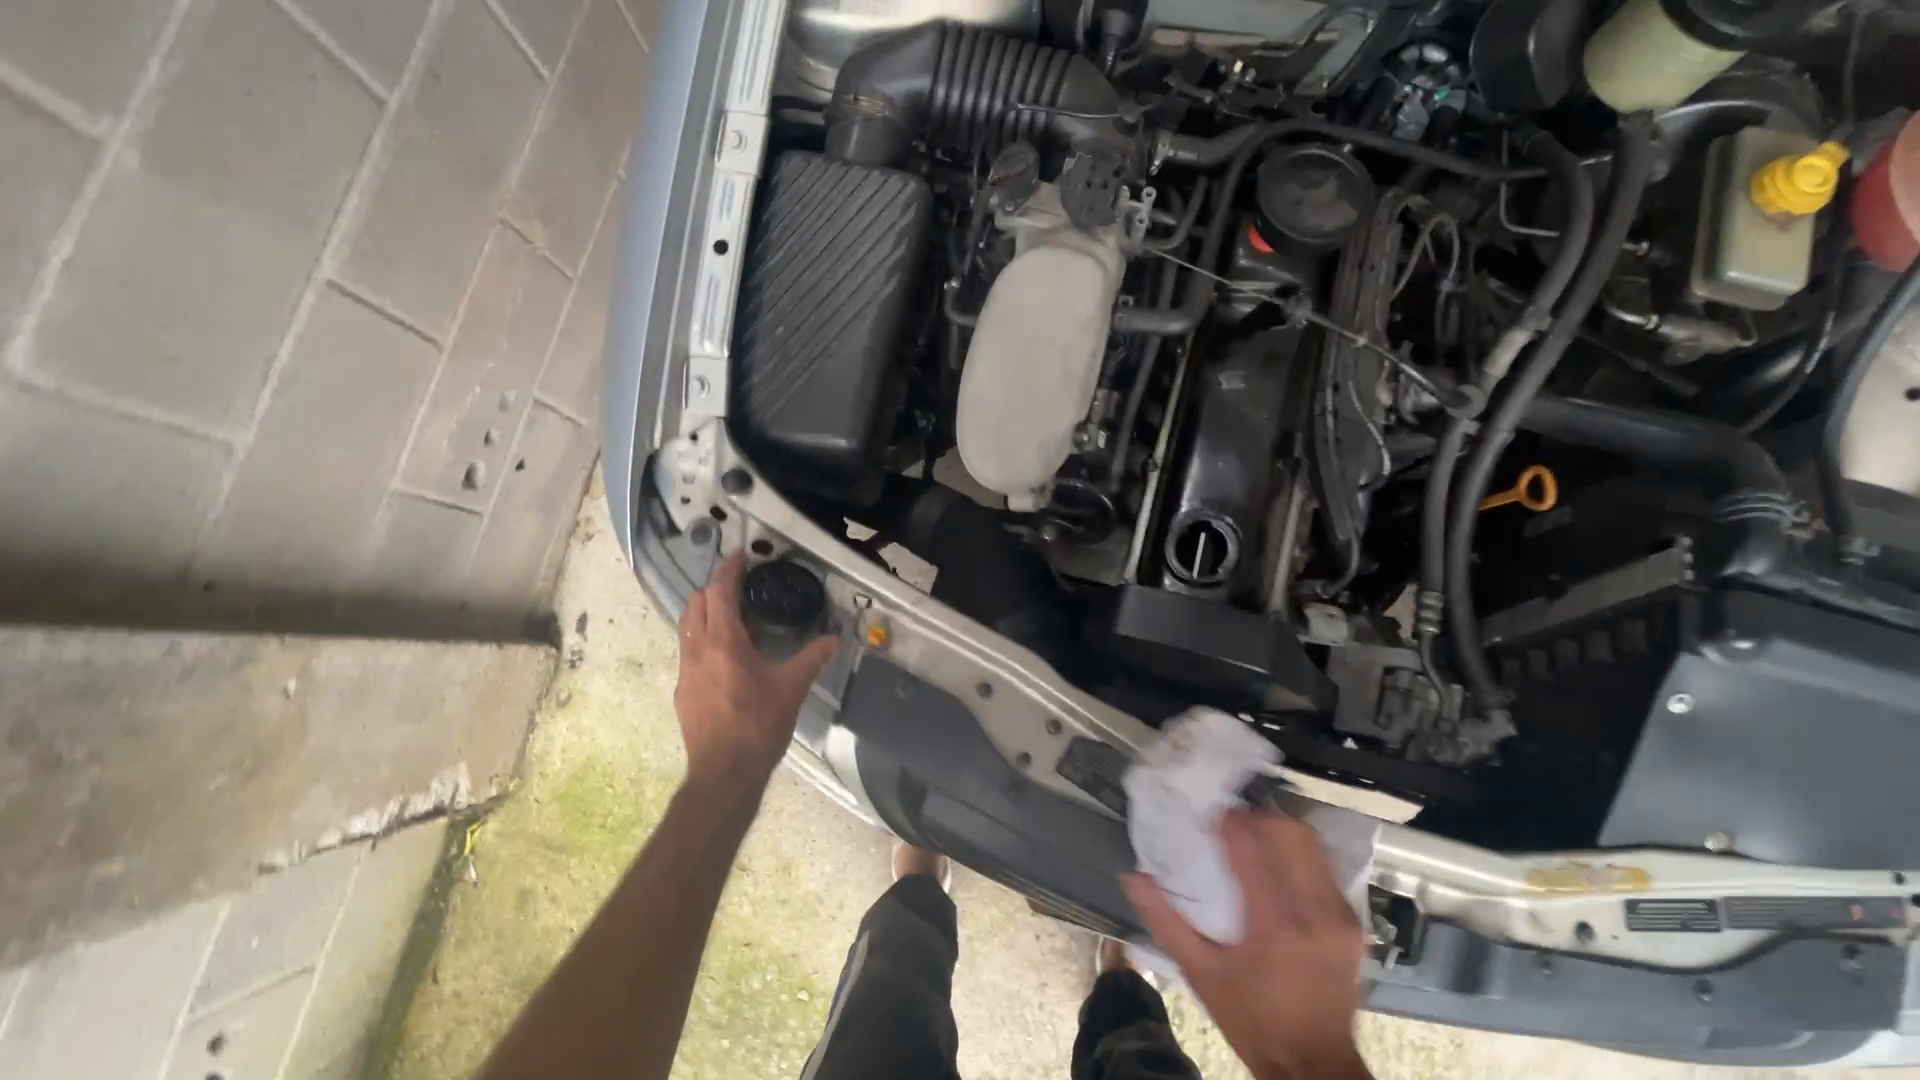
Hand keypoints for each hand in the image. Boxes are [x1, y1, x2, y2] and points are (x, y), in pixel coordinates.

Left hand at [673, 552, 837, 789]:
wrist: (723, 774)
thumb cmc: (758, 725)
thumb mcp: (792, 688)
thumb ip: (813, 658)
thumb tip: (835, 639)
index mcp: (723, 642)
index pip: (719, 592)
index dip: (729, 570)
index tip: (740, 556)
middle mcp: (697, 650)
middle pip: (696, 605)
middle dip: (714, 589)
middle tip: (737, 586)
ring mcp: (686, 673)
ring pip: (688, 629)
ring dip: (705, 614)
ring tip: (730, 618)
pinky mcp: (683, 693)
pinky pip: (689, 654)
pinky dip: (703, 642)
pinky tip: (724, 660)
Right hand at [1122, 807, 1370, 1079]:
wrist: (1312, 1063)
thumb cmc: (1251, 1018)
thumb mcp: (1200, 972)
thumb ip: (1164, 920)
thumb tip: (1133, 878)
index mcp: (1273, 927)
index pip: (1252, 850)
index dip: (1232, 822)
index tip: (1214, 812)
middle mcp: (1313, 915)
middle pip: (1290, 835)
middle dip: (1260, 817)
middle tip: (1234, 817)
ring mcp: (1339, 917)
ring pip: (1314, 845)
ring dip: (1282, 829)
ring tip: (1256, 830)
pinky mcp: (1353, 923)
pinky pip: (1327, 868)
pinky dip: (1301, 853)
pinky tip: (1281, 859)